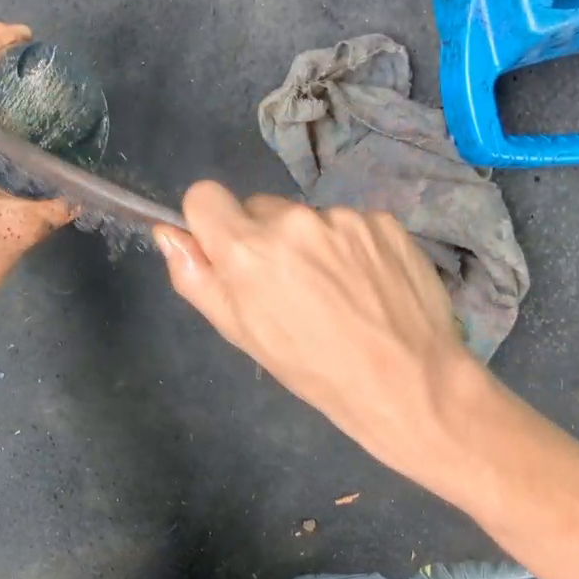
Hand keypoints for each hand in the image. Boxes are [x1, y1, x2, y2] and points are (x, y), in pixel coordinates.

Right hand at [153, 181, 491, 479]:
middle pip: (257, 208)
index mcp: (248, 249)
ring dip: (309, 244)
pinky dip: (350, 247)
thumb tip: (168, 235)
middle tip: (288, 289)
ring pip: (305, 218)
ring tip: (335, 293)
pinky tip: (366, 285)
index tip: (227, 253)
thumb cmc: (313, 370)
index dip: (210, 224)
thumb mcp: (241, 334)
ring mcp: (343, 217)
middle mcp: (293, 220)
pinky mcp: (384, 220)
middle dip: (262, 239)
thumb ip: (196, 279)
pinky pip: (348, 223)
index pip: (203, 196)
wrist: (409, 382)